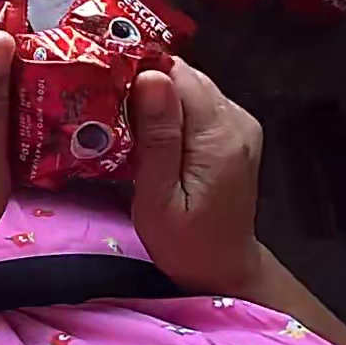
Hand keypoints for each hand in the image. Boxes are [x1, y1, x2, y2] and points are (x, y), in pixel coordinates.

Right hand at [128, 58, 264, 295]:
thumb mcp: (158, 199)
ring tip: (123, 122)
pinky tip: (149, 133)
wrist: (222, 269)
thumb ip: (157, 139)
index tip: (105, 90)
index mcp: (219, 136)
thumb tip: (150, 78)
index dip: (140, 75)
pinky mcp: (234, 132)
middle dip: (145, 85)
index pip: (179, 75)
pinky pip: (197, 104)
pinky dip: (170, 111)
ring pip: (190, 87)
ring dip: (155, 98)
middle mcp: (237, 121)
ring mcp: (240, 125)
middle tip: (108, 109)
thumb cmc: (183, 244)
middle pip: (185, 76)